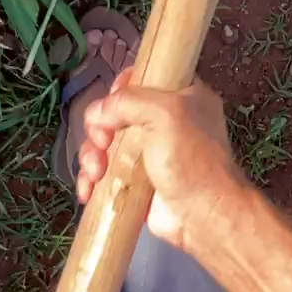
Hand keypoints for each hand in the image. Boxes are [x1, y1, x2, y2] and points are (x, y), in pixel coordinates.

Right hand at [76, 72, 243, 248]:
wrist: (202, 215)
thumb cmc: (191, 159)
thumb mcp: (164, 114)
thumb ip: (127, 102)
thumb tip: (97, 113)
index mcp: (183, 96)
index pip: (144, 77)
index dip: (121, 87)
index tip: (112, 104)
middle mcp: (165, 121)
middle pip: (116, 112)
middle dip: (100, 128)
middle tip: (102, 142)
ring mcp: (149, 152)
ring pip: (105, 143)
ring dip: (92, 156)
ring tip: (96, 173)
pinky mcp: (136, 179)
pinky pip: (105, 171)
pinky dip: (92, 179)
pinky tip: (89, 190)